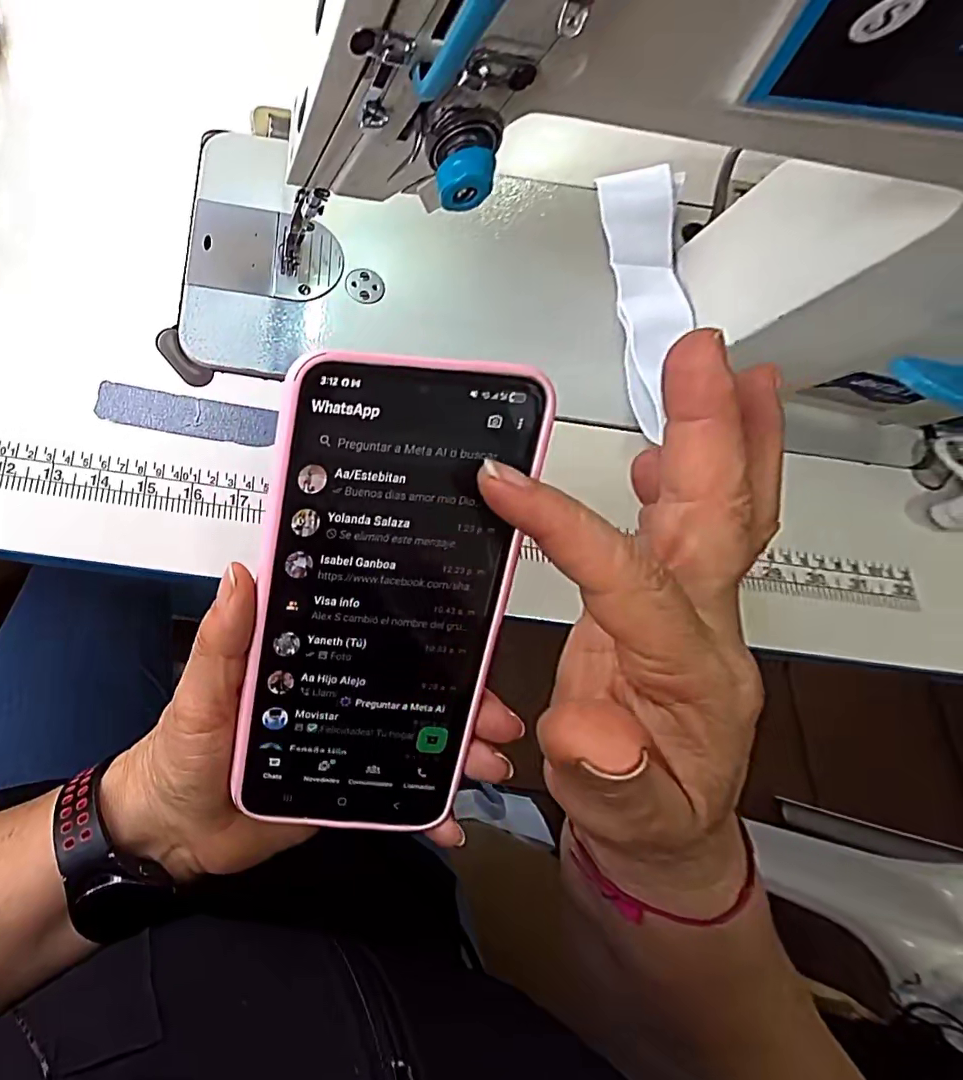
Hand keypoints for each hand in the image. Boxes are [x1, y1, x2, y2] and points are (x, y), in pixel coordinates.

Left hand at [99, 564, 528, 880]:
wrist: (173, 829)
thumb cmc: (177, 754)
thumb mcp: (198, 695)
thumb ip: (221, 642)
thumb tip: (241, 576)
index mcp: (283, 665)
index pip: (348, 633)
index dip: (403, 633)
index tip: (457, 637)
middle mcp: (312, 698)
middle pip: (392, 686)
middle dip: (449, 696)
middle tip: (492, 714)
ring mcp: (329, 744)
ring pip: (402, 737)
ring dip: (450, 748)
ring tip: (486, 764)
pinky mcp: (335, 790)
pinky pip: (391, 793)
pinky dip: (425, 807)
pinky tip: (450, 820)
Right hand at [477, 329, 783, 913]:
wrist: (669, 834)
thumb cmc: (640, 819)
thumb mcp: (620, 812)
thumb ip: (608, 774)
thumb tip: (587, 730)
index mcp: (680, 668)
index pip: (626, 576)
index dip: (564, 524)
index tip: (500, 482)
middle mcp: (701, 629)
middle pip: (721, 517)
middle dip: (716, 433)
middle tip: (704, 361)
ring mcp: (692, 617)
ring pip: (721, 515)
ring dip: (721, 441)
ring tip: (714, 376)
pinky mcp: (667, 615)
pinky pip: (690, 536)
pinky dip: (685, 484)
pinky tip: (657, 460)